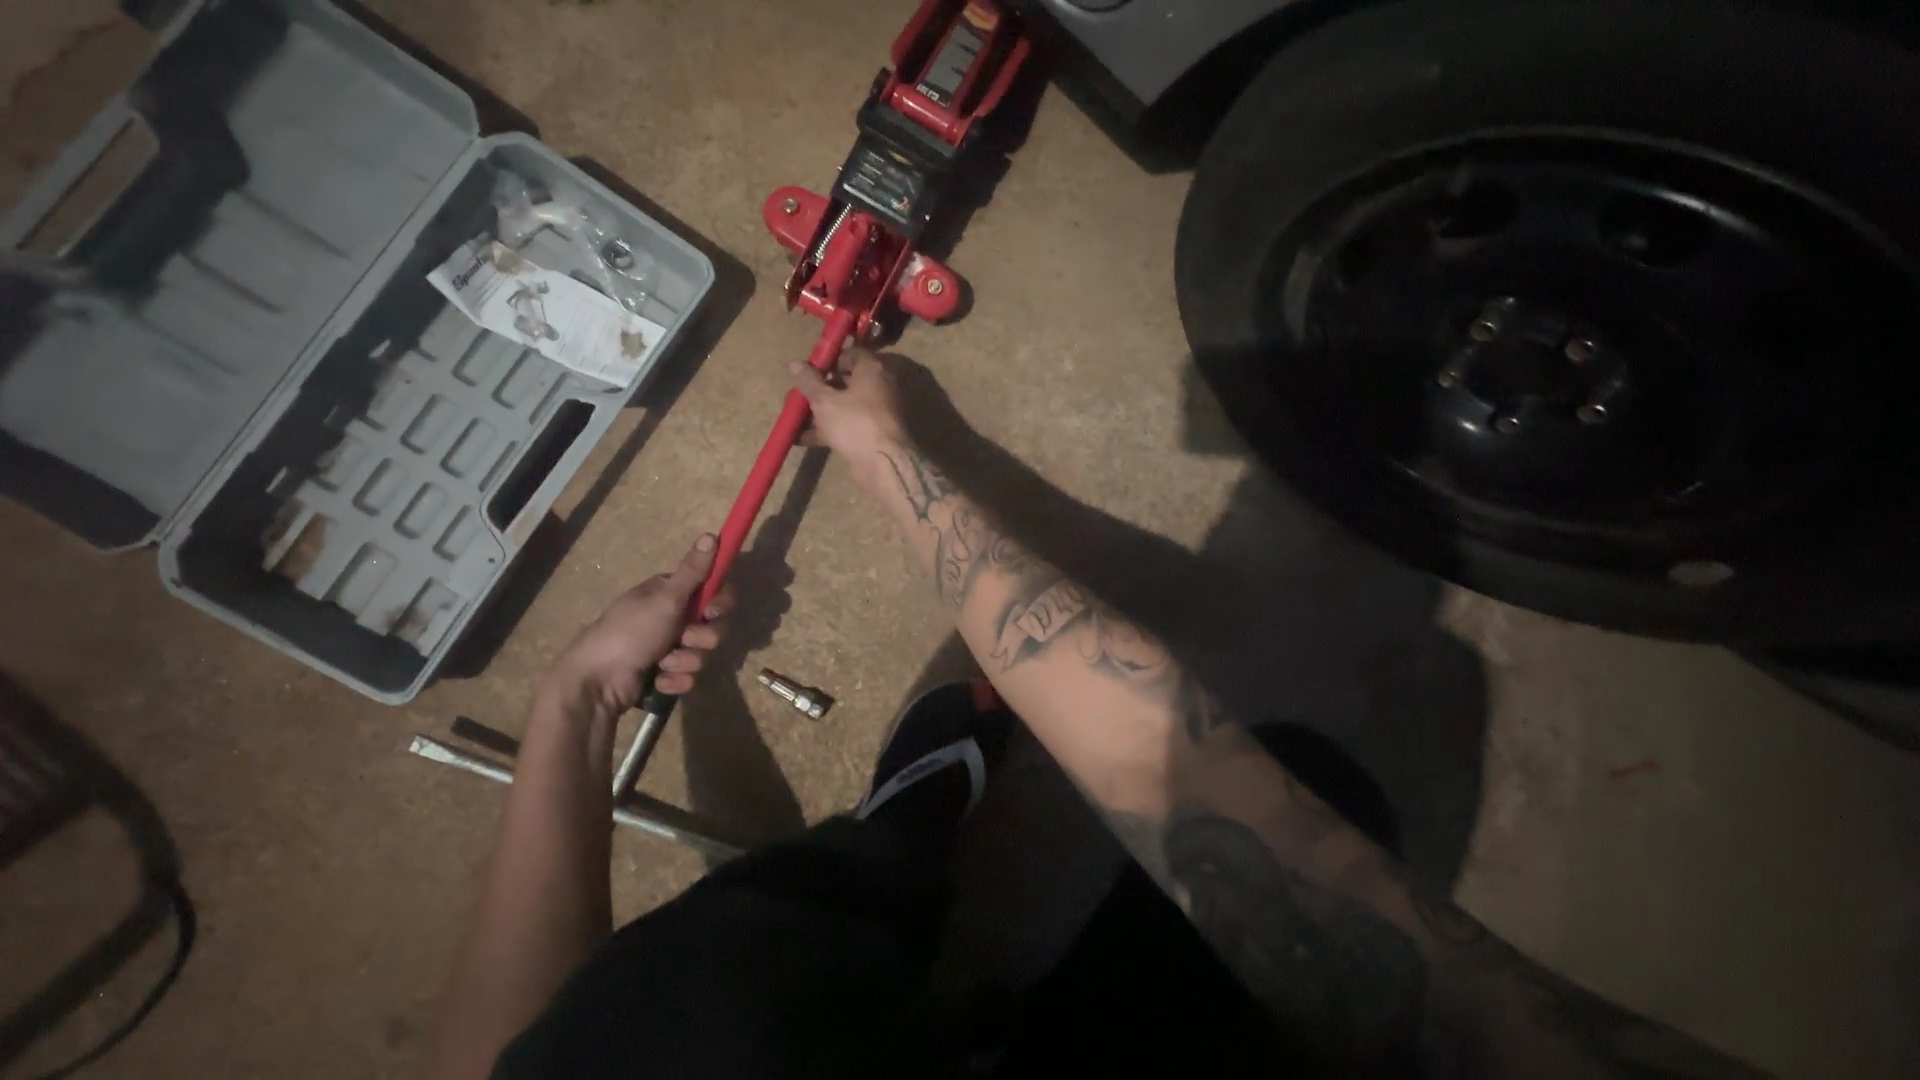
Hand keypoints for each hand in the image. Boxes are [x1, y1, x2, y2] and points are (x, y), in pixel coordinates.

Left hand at [537, 534, 734, 719]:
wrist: (598, 681)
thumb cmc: (630, 632)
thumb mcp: (665, 599)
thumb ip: (693, 571)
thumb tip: (711, 533)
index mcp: (670, 594)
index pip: (712, 592)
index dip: (719, 603)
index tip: (712, 611)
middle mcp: (671, 617)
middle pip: (714, 626)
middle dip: (701, 638)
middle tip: (683, 639)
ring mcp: (668, 647)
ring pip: (702, 653)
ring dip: (685, 660)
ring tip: (663, 663)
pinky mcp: (665, 673)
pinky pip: (688, 676)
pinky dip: (674, 680)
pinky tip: (657, 680)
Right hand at [791, 347, 907, 485]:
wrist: (883, 464)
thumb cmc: (854, 423)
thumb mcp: (825, 400)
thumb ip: (809, 381)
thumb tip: (794, 363)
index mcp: (872, 370)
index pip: (851, 354)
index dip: (829, 359)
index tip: (808, 368)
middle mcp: (879, 387)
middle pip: (846, 381)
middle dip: (820, 388)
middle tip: (798, 393)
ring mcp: (877, 412)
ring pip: (844, 406)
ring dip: (820, 411)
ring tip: (795, 416)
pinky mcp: (872, 434)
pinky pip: (847, 426)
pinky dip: (827, 430)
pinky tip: (801, 439)